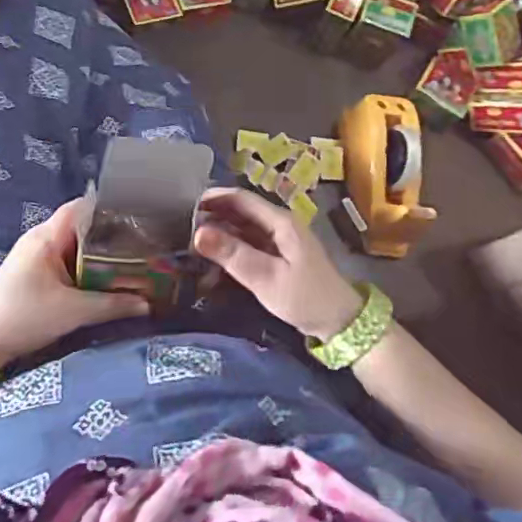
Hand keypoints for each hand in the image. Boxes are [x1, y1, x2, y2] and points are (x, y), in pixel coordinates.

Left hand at [0, 197, 149, 368]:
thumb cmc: (22, 317)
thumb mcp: (72, 312)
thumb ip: (112, 305)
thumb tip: (148, 304)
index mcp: (47, 237)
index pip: (82, 207)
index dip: (110, 208)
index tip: (138, 216)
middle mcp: (42, 239)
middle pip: (83, 226)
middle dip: (112, 234)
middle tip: (145, 243)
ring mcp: (38, 256)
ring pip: (78, 245)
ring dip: (101, 253)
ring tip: (134, 259)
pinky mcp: (38, 273)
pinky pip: (69, 261)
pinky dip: (89, 267)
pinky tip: (109, 277)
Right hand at [192, 188, 363, 340]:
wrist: (339, 322)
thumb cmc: (305, 298)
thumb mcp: (266, 278)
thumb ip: (233, 255)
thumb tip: (198, 233)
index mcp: (280, 222)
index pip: (241, 199)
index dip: (213, 199)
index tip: (185, 207)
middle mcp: (279, 224)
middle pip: (240, 211)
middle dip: (212, 216)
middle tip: (183, 229)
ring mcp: (279, 240)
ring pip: (242, 228)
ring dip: (219, 233)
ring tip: (192, 245)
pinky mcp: (277, 255)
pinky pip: (248, 244)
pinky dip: (230, 248)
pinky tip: (213, 261)